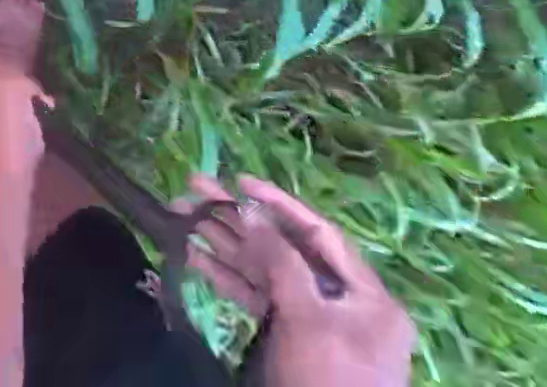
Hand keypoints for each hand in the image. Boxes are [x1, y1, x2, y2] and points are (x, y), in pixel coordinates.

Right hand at [174, 174, 414, 386]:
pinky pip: (255, 293)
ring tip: (179, 213)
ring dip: (222, 240)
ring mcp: (311, 317)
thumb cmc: (329, 378)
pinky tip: (191, 253)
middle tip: (193, 189)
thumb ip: (279, 258)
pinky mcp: (287, 333)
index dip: (278, 203)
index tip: (238, 180)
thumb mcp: (308, 317)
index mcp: (367, 295)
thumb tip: (249, 209)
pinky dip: (224, 273)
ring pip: (262, 266)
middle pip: (283, 245)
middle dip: (236, 218)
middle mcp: (341, 300)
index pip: (319, 233)